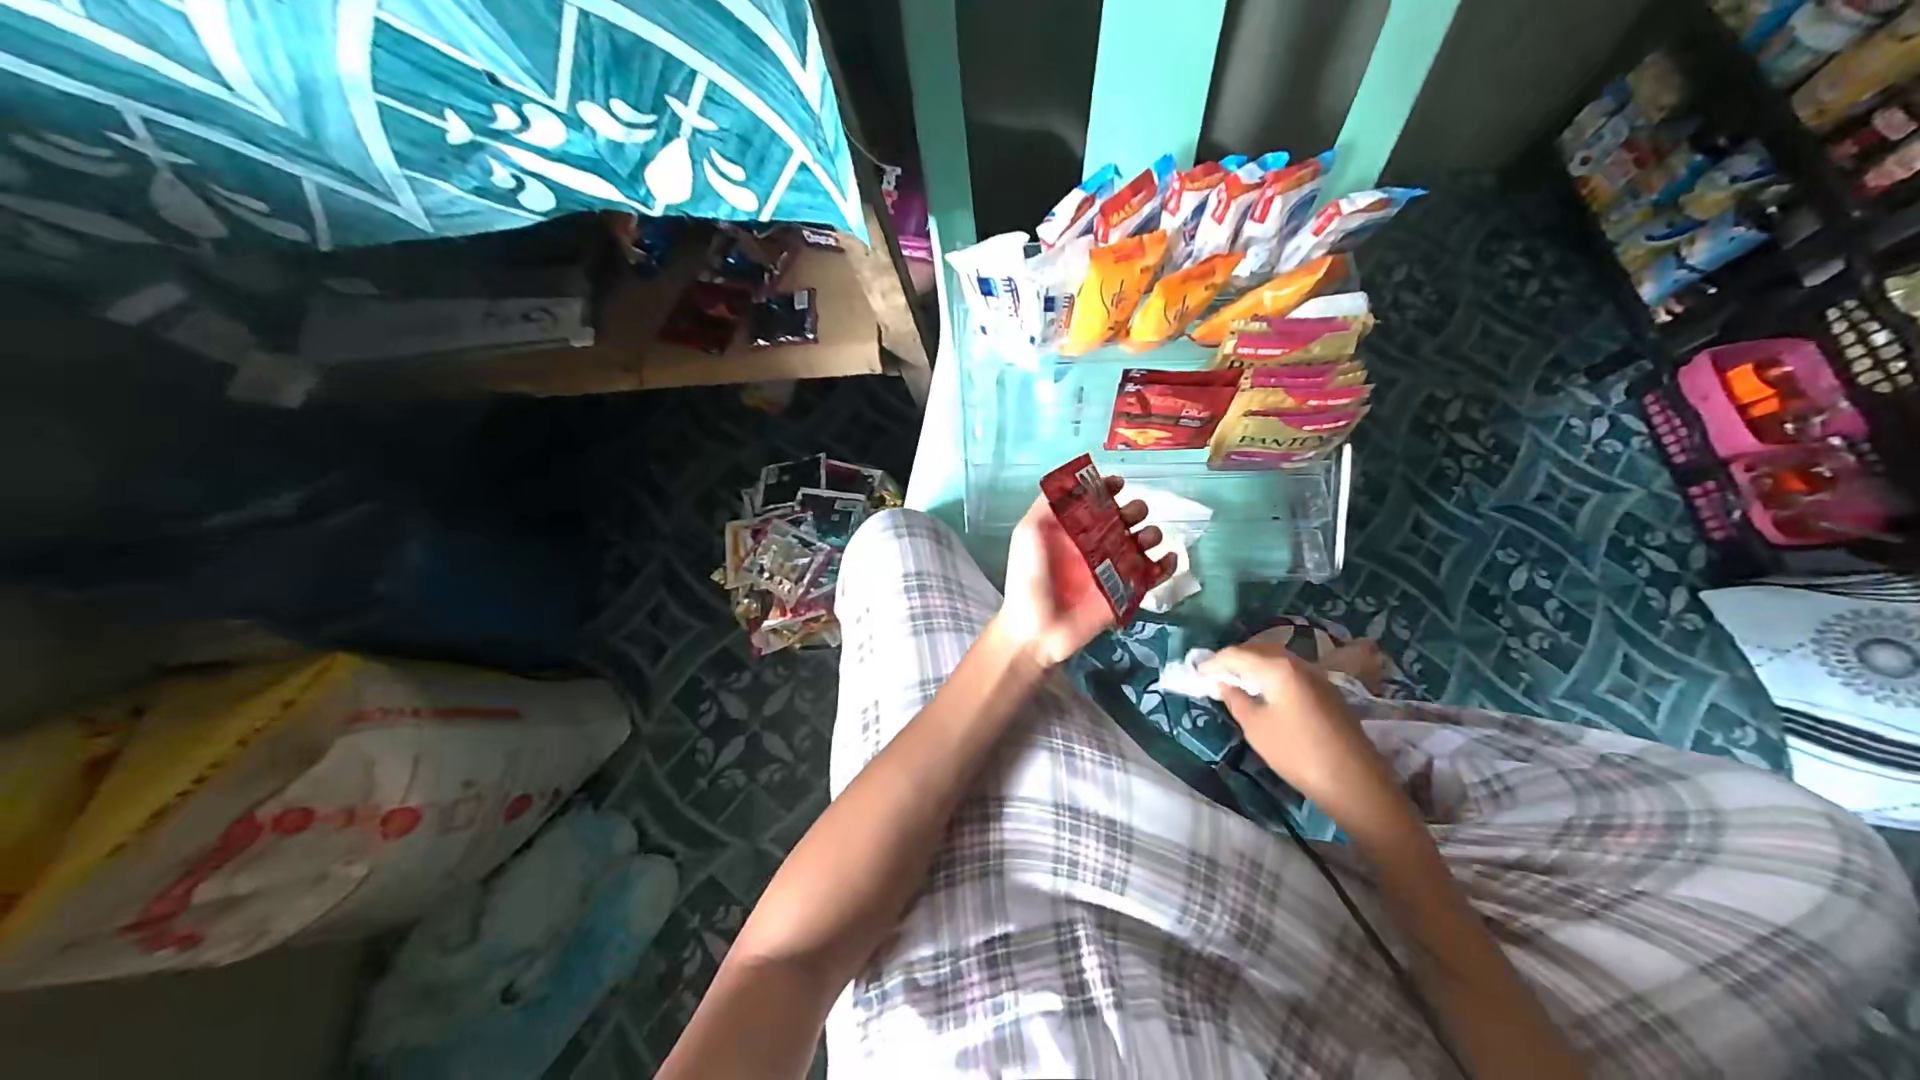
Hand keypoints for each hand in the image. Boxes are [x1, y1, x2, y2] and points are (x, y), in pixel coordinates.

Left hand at [997, 476, 1175, 666]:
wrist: (1036, 629)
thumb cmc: (1028, 579)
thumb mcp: (1028, 535)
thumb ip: (1045, 507)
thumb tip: (1071, 481)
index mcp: (1072, 530)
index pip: (1097, 502)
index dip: (1108, 489)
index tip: (1118, 483)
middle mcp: (1094, 545)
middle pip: (1124, 519)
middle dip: (1134, 510)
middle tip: (1131, 515)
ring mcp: (1111, 569)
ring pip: (1142, 544)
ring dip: (1151, 534)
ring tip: (1146, 537)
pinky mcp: (1124, 593)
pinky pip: (1152, 575)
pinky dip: (1166, 565)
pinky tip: (1168, 558)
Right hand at [1203, 643, 1394, 803]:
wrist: (1354, 782)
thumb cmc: (1297, 752)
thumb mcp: (1256, 727)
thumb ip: (1236, 699)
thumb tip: (1225, 683)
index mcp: (1278, 668)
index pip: (1237, 654)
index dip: (1213, 662)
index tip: (1196, 672)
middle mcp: (1299, 664)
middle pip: (1259, 650)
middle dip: (1234, 659)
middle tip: (1214, 674)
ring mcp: (1317, 677)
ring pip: (1277, 660)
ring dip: (1254, 666)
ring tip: (1236, 682)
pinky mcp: (1327, 693)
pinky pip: (1291, 673)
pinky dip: (1271, 675)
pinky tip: (1265, 692)